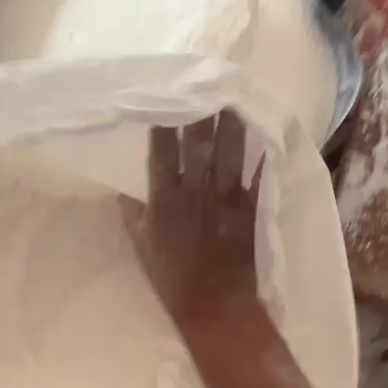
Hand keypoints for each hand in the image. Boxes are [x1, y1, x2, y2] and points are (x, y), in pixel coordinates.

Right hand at [119, 111, 263, 331]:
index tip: (164, 100)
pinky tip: (264, 128)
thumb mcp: (142, 248)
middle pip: (198, 142)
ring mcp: (225, 197)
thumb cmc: (171, 279)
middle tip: (205, 82)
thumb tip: (124, 191)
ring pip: (229, 149)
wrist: (214, 304)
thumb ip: (133, 215)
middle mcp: (194, 191)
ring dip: (232, 121)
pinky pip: (256, 171)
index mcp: (164, 201)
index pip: (162, 153)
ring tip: (234, 95)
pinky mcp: (249, 206)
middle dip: (201, 111)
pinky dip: (261, 150)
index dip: (163, 124)